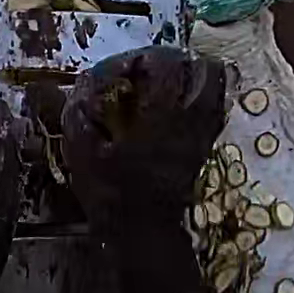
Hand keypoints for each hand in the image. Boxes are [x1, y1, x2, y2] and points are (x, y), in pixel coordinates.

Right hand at [60, 46, 227, 292]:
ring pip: (215, 86)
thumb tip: (81, 85)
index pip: (165, 65)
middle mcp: (190, 119)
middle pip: (203, 68)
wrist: (143, 233)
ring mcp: (203, 133)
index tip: (112, 75)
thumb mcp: (82, 153)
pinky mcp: (204, 145)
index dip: (136, 59)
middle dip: (171, 60)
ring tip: (155, 85)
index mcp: (161, 117)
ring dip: (187, 76)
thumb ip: (78, 114)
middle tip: (141, 71)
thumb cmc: (111, 193)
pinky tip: (165, 108)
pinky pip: (213, 107)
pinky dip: (194, 96)